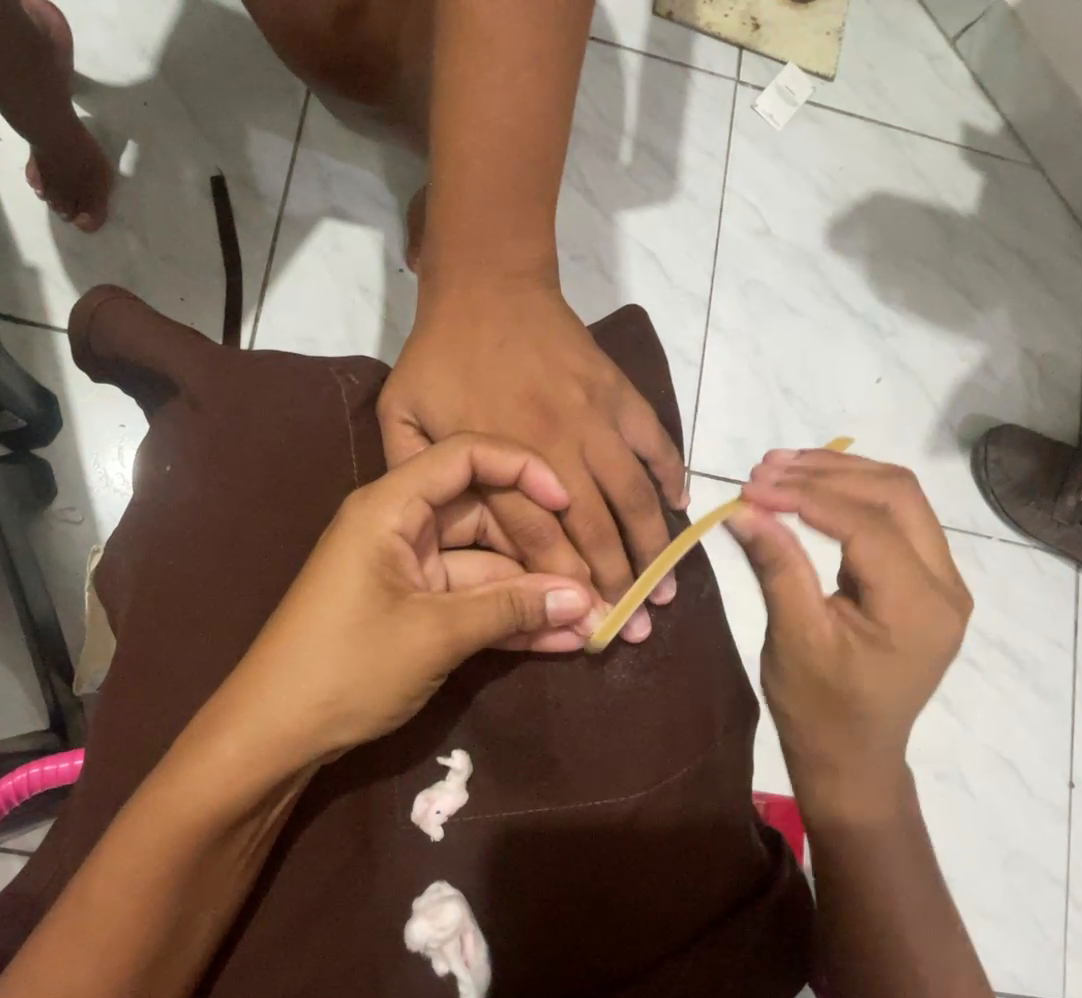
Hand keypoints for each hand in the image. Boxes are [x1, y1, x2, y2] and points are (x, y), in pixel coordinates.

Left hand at [216, 434, 596, 761]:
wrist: (275, 732)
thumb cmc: (346, 666)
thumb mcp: (434, 633)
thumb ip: (509, 609)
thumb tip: (584, 598)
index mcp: (390, 506)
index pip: (465, 457)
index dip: (522, 468)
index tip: (569, 500)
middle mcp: (401, 527)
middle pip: (485, 517)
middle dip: (544, 554)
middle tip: (603, 588)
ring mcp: (409, 572)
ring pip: (486, 568)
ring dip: (535, 596)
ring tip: (597, 622)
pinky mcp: (415, 611)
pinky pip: (472, 603)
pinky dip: (509, 620)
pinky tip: (563, 640)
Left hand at [379, 284, 686, 644]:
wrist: (487, 284)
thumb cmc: (437, 356)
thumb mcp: (399, 416)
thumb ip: (411, 473)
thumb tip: (432, 530)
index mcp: (499, 459)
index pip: (537, 538)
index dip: (563, 586)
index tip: (583, 624)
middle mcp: (556, 445)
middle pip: (592, 528)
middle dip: (617, 583)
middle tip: (637, 628)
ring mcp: (594, 418)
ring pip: (632, 496)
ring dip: (653, 547)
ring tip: (665, 592)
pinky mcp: (619, 395)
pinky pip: (655, 443)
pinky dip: (671, 477)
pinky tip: (682, 512)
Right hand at [724, 449, 972, 819]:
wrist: (852, 753)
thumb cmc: (819, 706)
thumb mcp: (793, 638)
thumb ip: (777, 567)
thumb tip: (742, 508)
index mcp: (919, 607)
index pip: (867, 524)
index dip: (806, 496)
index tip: (749, 487)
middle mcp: (946, 585)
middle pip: (896, 496)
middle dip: (826, 473)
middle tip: (761, 470)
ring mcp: (942, 582)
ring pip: (900, 499)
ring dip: (840, 475)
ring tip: (778, 467)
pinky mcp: (925, 582)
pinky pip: (896, 520)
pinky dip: (850, 497)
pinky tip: (808, 490)